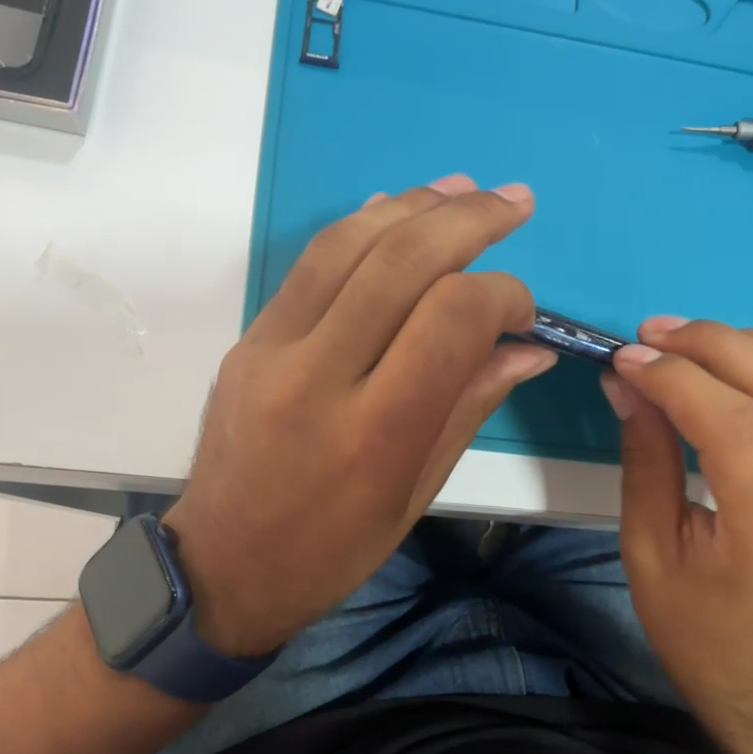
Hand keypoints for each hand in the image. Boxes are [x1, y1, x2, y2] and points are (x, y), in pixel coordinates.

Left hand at [162, 176, 555, 655]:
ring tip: (464, 188)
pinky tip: (396, 209)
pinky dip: (359, 226)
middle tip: (516, 200)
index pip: (452, 319)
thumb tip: (528, 347)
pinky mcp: (248, 340)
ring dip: (413, 205)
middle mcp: (319, 378)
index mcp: (376, 433)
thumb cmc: (333, 550)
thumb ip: (470, 406)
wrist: (223, 565)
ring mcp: (273, 351)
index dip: (503, 295)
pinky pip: (308, 265)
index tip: (523, 311)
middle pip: (400, 263)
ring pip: (347, 245)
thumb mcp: (415, 493)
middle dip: (468, 219)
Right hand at [602, 317, 752, 721]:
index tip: (629, 358)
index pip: (739, 431)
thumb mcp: (646, 551)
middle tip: (658, 332)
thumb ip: (645, 459)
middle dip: (720, 345)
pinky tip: (750, 360)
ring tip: (699, 341)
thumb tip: (629, 380)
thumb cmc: (693, 628)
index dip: (681, 380)